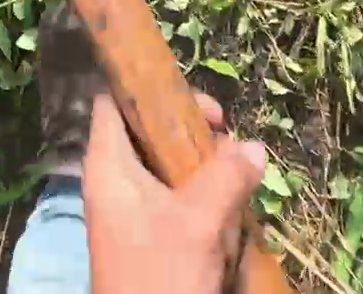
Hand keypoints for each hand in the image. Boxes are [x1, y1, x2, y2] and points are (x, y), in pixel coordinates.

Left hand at [83, 92, 267, 293]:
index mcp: (108, 164)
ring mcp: (130, 210)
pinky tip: (229, 207)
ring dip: (203, 165)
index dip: (146, 88)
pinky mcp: (149, 235)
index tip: (191, 97)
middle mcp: (114, 180)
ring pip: (166, 164)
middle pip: (147, 129)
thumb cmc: (161, 277)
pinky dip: (202, 194)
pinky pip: (175, 196)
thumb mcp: (199, 221)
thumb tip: (254, 148)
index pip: (112, 101)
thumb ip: (227, 176)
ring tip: (233, 174)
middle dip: (189, 128)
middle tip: (225, 133)